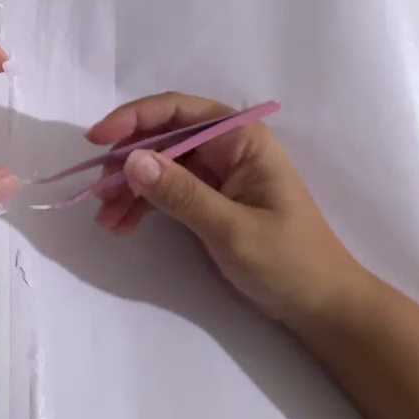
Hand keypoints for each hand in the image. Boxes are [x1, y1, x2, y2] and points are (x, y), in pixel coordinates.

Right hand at [87, 92, 370, 327]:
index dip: (134, 118)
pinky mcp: (209, 199)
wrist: (323, 307)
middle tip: (96, 191)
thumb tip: (131, 160)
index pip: (179, 111)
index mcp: (241, 139)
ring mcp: (217, 173)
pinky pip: (165, 190)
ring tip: (104, 217)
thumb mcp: (233, 228)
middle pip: (163, 136)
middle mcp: (226, 147)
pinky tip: (121, 224)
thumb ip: (182, 193)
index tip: (98, 140)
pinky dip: (141, 204)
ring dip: (128, 186)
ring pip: (158, 164)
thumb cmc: (290, 262)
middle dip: (126, 159)